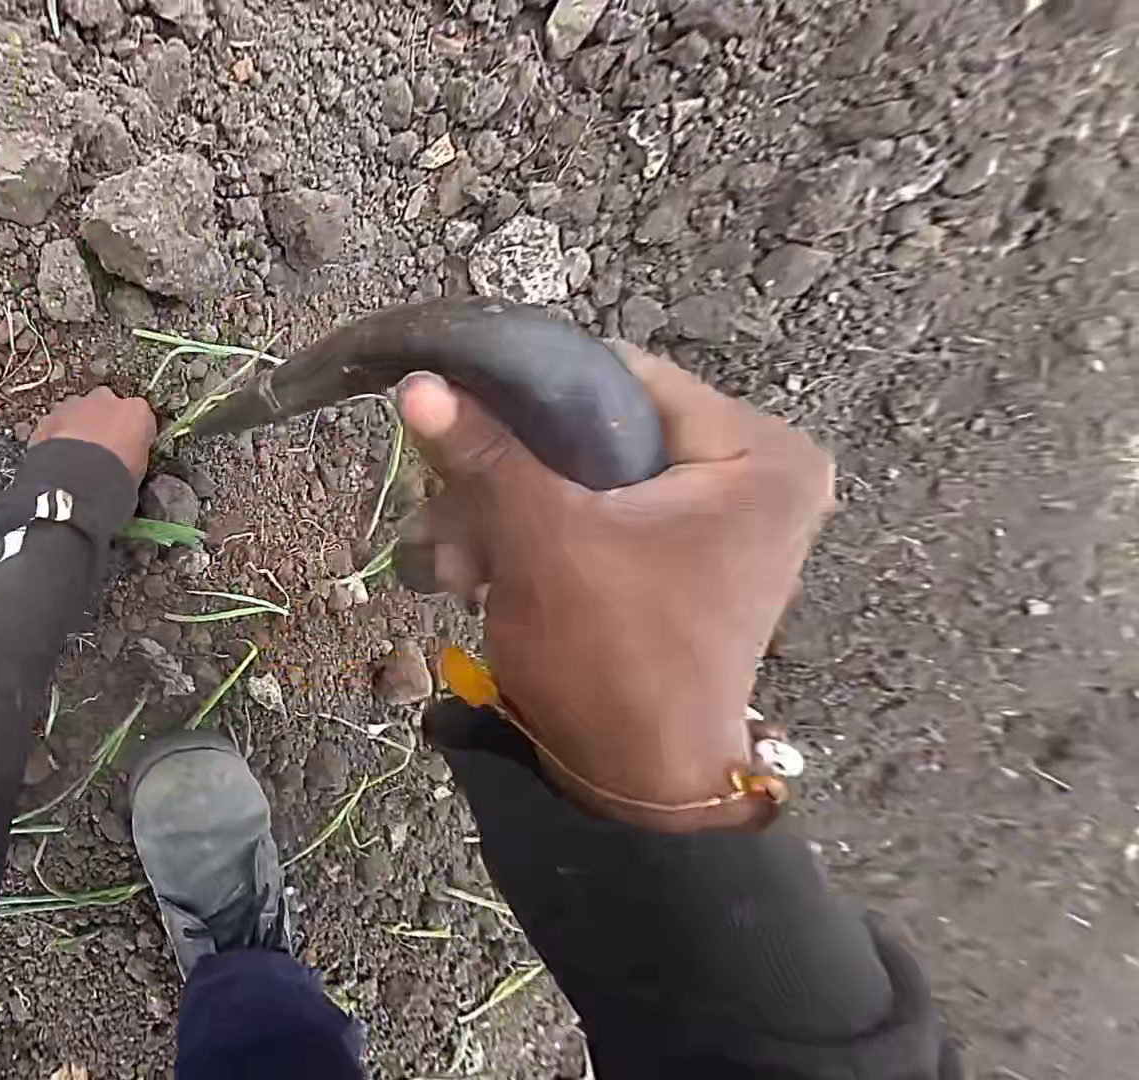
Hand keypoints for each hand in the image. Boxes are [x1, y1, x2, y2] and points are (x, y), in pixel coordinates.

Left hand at [30, 386, 155, 483]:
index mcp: (137, 411)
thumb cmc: (117, 477)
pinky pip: (55, 425)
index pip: (138, 416)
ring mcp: (75, 405)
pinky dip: (56, 437)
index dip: (130, 434)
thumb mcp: (138, 470)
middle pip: (105, 404)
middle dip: (102, 421)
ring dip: (78, 427)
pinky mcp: (50, 417)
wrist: (79, 479)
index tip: (127, 449)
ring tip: (77, 457)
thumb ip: (132, 456)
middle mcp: (106, 400)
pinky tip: (58, 458)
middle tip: (99, 449)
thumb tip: (126, 466)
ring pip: (77, 411)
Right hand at [398, 343, 834, 831]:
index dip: (530, 395)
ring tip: (450, 564)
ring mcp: (686, 524)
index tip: (462, 421)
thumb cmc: (608, 651)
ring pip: (559, 481)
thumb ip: (484, 455)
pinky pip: (564, 521)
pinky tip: (469, 576)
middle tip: (447, 512)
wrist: (621, 777)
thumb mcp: (541, 540)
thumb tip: (421, 386)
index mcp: (750, 455)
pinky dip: (511, 543)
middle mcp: (731, 479)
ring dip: (490, 517)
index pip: (621, 379)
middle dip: (499, 478)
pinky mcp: (645, 560)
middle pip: (581, 436)